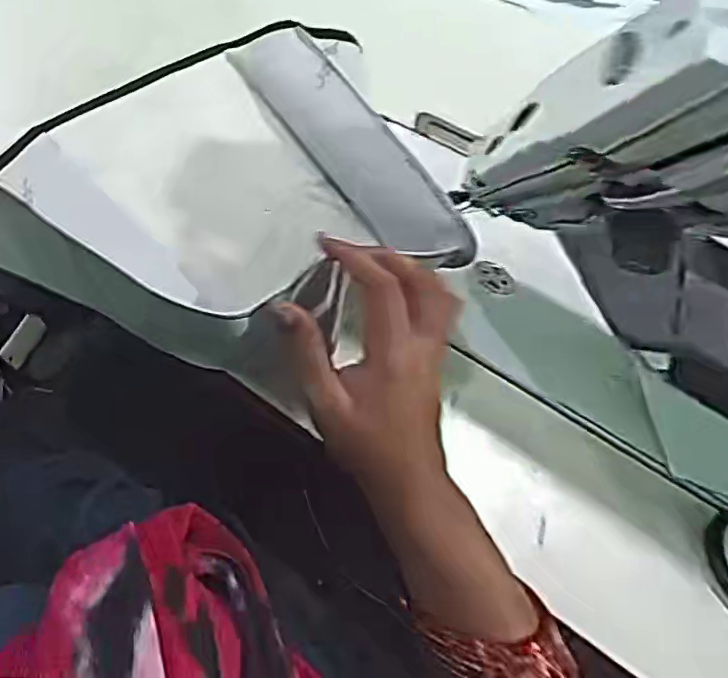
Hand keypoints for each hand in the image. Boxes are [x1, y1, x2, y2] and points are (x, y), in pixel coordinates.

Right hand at [276, 237, 459, 502]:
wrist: (409, 483)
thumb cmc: (368, 447)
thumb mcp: (323, 400)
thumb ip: (305, 351)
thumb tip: (286, 310)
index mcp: (394, 353)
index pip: (383, 288)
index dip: (355, 258)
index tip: (328, 245)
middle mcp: (422, 349)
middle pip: (424, 284)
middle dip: (387, 256)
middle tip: (352, 247)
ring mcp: (434, 355)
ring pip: (441, 296)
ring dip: (409, 269)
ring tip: (374, 259)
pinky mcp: (433, 362)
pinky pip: (438, 311)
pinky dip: (417, 287)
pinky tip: (393, 290)